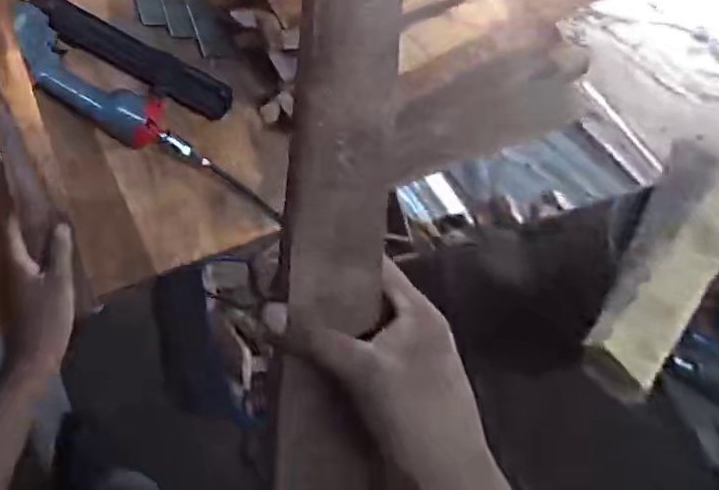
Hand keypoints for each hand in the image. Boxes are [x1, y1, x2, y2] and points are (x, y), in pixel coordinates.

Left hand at [3, 217, 74, 379]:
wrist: (31, 363)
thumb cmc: (46, 319)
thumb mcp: (59, 283)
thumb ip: (59, 252)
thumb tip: (59, 224)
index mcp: (15, 262)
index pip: (10, 227)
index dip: (14, 208)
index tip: (21, 190)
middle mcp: (7, 270)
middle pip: (12, 239)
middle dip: (22, 220)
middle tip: (37, 202)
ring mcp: (10, 286)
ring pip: (18, 254)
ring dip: (28, 238)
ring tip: (44, 223)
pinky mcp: (16, 298)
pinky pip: (23, 267)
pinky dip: (32, 256)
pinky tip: (46, 256)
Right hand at [270, 257, 507, 489]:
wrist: (452, 489)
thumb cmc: (419, 417)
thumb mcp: (365, 372)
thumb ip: (316, 339)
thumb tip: (266, 312)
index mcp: (420, 311)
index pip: (375, 264)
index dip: (339, 254)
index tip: (300, 251)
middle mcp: (415, 328)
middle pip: (363, 296)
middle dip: (325, 292)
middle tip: (284, 285)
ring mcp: (407, 359)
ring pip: (359, 327)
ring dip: (328, 325)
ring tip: (289, 314)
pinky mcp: (396, 385)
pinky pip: (359, 354)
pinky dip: (335, 351)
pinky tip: (308, 352)